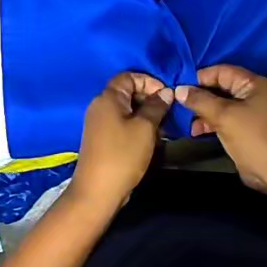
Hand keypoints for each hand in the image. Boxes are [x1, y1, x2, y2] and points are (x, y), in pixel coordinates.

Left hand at [68, 72, 172, 210]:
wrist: (98, 190)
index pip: (129, 76)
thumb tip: (165, 92)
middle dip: (150, 99)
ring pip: (127, 109)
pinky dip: (137, 127)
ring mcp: (99, 122)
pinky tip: (151, 139)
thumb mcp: (145, 128)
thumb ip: (156, 106)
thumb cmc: (123, 155)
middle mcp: (100, 105)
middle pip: (128, 92)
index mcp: (107, 97)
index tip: (167, 96)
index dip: (150, 81)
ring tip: (163, 129)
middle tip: (168, 114)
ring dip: (146, 115)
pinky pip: (122, 123)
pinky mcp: (102, 137)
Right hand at [176, 65, 266, 196]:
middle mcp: (254, 94)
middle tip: (177, 103)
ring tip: (185, 121)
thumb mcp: (225, 117)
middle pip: (220, 87)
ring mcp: (251, 112)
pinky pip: (225, 119)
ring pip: (220, 104)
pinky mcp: (247, 128)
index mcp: (254, 84)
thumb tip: (179, 89)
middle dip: (199, 95)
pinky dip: (210, 123)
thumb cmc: (255, 140)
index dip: (198, 77)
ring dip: (202, 111)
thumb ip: (200, 101)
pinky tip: (196, 131)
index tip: (177, 86)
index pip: (221, 71)